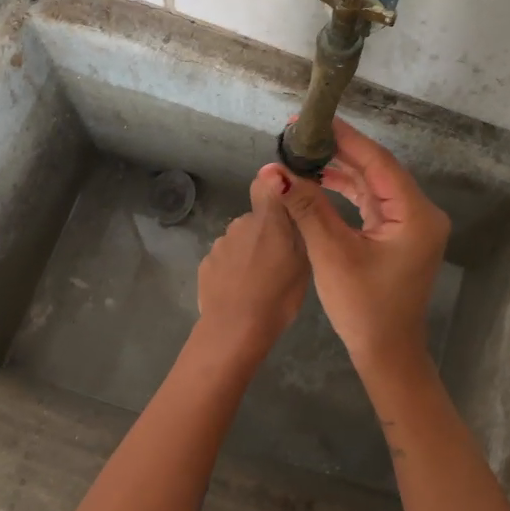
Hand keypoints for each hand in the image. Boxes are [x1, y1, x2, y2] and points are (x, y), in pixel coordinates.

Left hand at [196, 164, 308, 353]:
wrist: (235, 327)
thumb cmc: (279, 295)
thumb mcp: (304, 263)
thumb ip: (298, 229)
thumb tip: (292, 209)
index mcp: (268, 219)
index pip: (265, 183)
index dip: (273, 190)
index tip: (283, 207)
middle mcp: (240, 223)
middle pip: (256, 220)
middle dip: (266, 235)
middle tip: (279, 263)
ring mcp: (219, 244)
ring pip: (239, 241)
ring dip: (249, 254)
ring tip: (259, 282)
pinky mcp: (205, 264)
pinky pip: (225, 260)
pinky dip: (233, 270)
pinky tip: (240, 292)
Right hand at [278, 118, 449, 365]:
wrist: (387, 353)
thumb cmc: (363, 307)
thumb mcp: (332, 254)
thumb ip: (307, 208)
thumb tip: (273, 171)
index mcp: (415, 214)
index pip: (378, 161)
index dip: (344, 138)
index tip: (312, 121)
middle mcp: (421, 213)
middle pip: (377, 170)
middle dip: (339, 153)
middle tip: (300, 137)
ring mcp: (412, 226)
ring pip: (374, 186)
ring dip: (341, 173)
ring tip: (303, 157)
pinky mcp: (400, 237)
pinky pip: (373, 204)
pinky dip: (348, 194)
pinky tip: (320, 184)